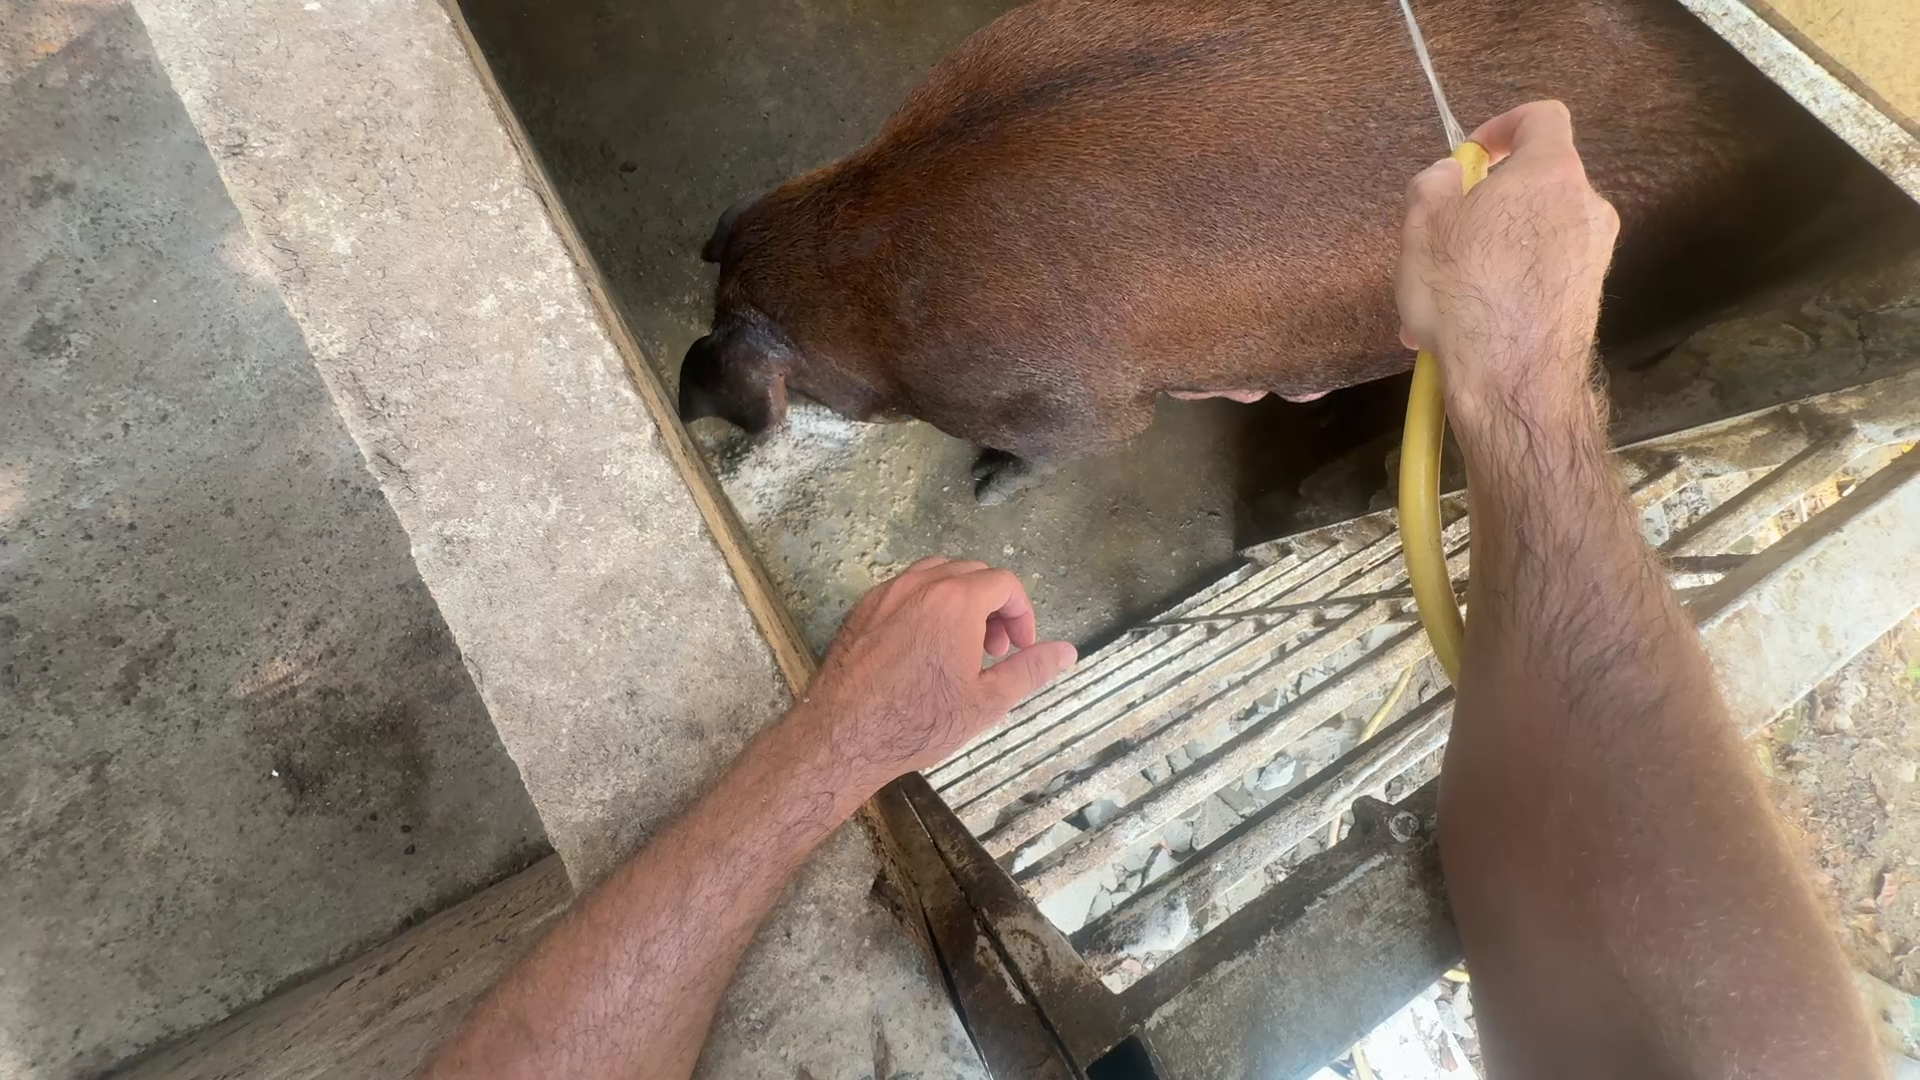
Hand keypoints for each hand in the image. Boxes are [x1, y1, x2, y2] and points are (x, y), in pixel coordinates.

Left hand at [792, 558, 1076, 797]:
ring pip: (937, 575)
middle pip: (972, 573)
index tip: (1019, 647)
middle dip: (993, 606)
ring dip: (960, 600)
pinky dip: (926, 604)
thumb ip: (1031, 669)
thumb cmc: (917, 721)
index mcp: (956, 600)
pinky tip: (923, 647)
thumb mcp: (987, 701)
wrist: (843, 735)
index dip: (1022, 613)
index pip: (1004, 582)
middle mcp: (920, 584)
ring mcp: (887, 592)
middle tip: (994, 649)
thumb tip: (1068, 651)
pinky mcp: (863, 607)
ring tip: (960, 645)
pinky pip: (905, 589)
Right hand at [1396, 100, 1619, 427]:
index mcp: (1547, 172)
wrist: (1509, 371)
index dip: (1501, 127)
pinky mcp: (1584, 292)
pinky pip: (1537, 275)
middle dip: (1482, 210)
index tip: (1468, 157)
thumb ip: (1431, 186)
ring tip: (1440, 305)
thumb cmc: (1461, 290)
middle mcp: (1584, 202)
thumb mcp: (1421, 230)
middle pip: (1531, 186)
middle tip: (1438, 248)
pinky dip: (1501, 288)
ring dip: (1485, 257)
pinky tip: (1465, 326)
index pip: (1540, 118)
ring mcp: (1592, 250)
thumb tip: (1448, 173)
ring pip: (1529, 237)